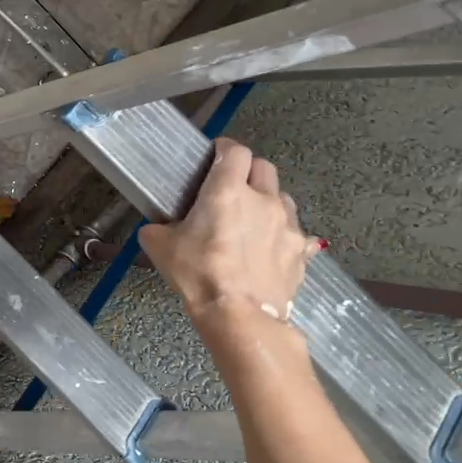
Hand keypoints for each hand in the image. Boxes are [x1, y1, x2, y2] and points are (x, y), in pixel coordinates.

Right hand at [141, 138, 322, 326]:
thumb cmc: (196, 270)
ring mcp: (290, 227)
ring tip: (249, 217)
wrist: (241, 313)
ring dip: (266, 199)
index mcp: (226, 191)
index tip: (213, 155)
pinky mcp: (303, 252)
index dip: (224, 149)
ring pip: (282, 198)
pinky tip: (266, 247)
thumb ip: (164, 223)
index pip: (236, 152)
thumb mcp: (158, 241)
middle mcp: (263, 201)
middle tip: (228, 183)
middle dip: (247, 169)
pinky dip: (280, 232)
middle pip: (264, 168)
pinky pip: (295, 232)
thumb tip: (167, 225)